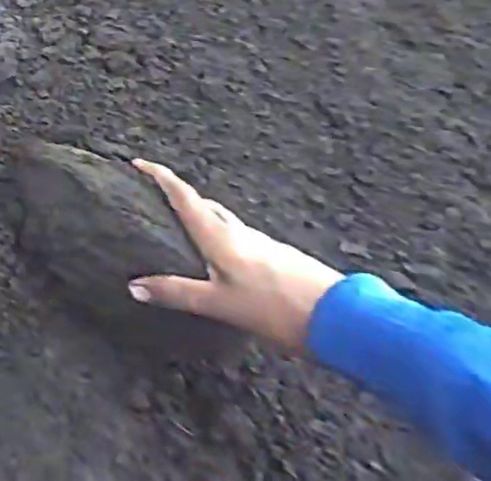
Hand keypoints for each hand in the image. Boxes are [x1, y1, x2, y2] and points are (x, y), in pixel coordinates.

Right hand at [129, 159, 344, 349]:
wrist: (357, 326)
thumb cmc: (280, 309)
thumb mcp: (221, 305)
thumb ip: (177, 293)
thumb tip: (133, 287)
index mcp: (220, 235)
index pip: (183, 195)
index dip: (159, 176)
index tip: (139, 163)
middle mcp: (242, 233)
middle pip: (206, 207)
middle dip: (182, 200)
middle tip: (160, 204)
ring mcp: (269, 246)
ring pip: (228, 226)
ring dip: (206, 224)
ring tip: (190, 238)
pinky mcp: (288, 262)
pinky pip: (248, 244)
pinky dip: (229, 245)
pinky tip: (230, 268)